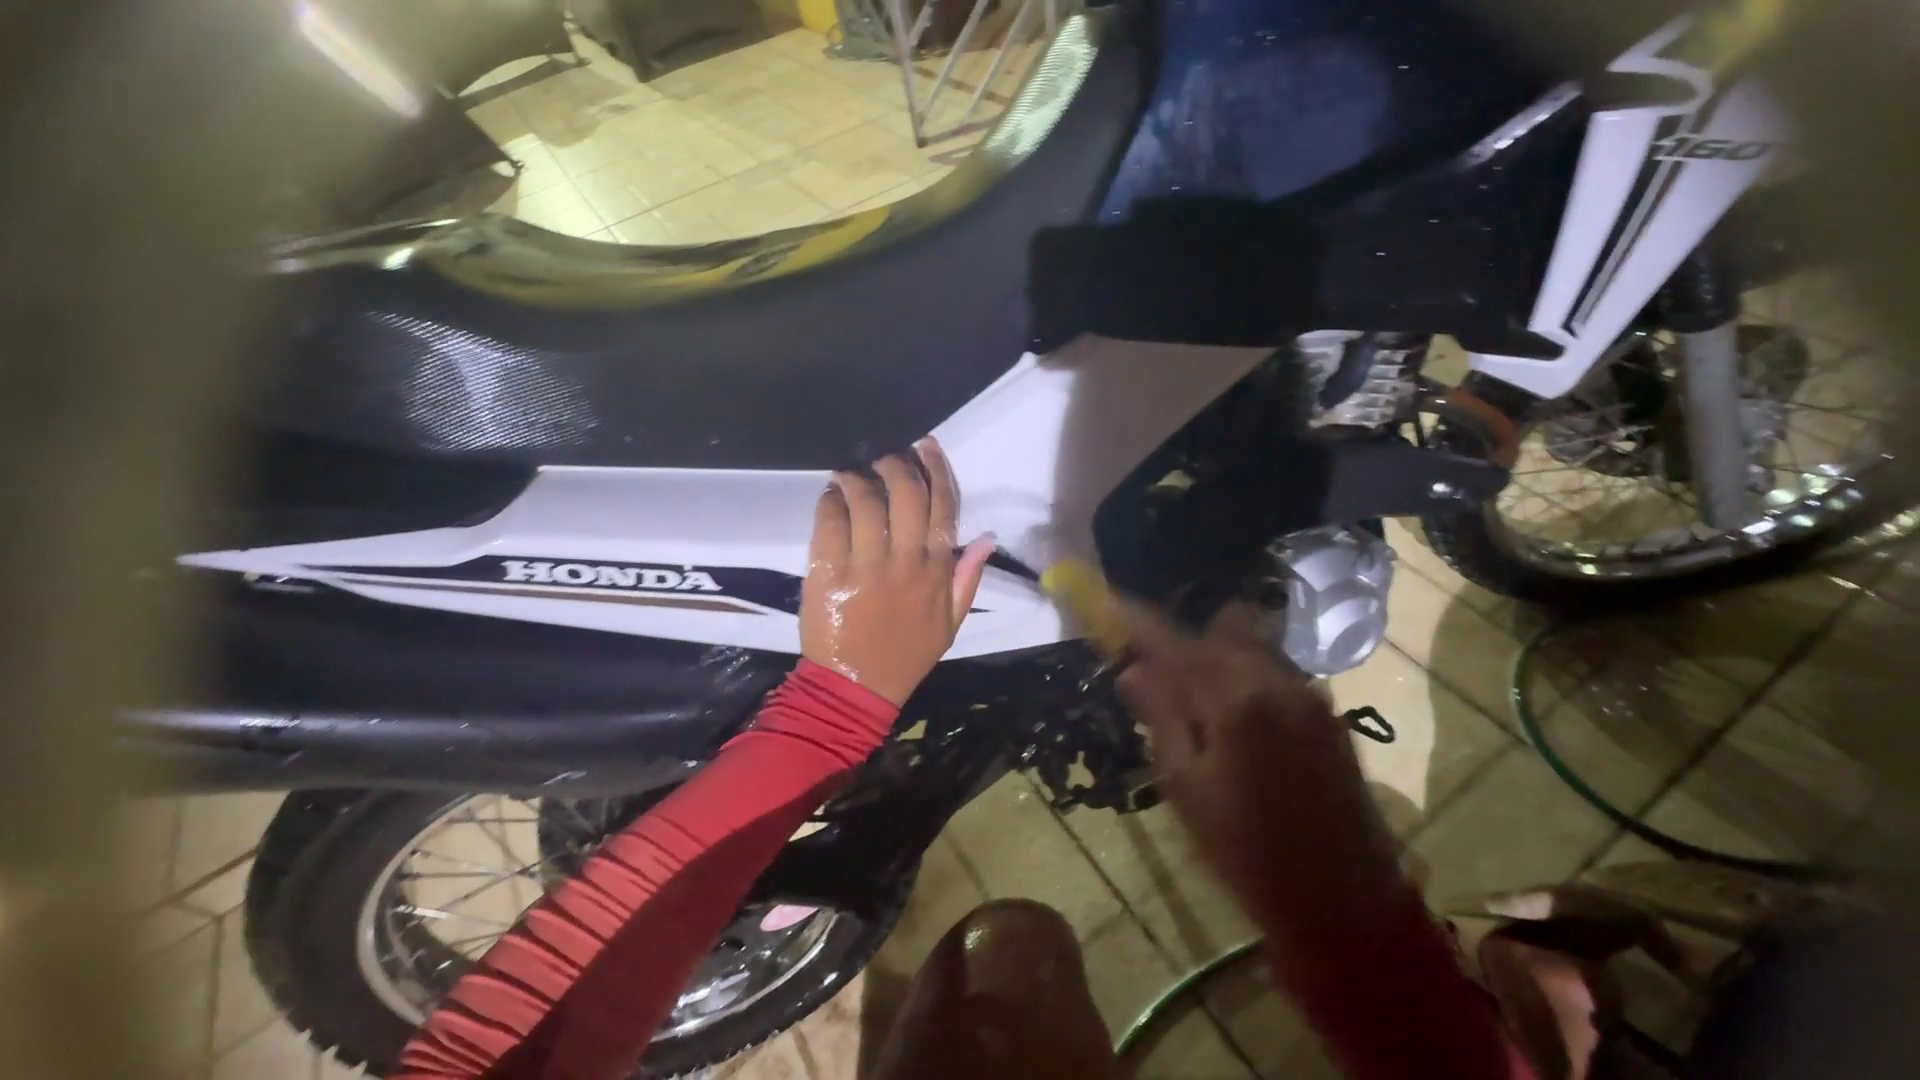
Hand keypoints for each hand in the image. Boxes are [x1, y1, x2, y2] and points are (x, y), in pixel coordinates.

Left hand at [800, 437, 993, 706]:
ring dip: (858, 478)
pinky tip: (831, 495)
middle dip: (895, 465)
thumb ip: (968, 578)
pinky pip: (831, 524)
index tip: (925, 445)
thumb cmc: (907, 655)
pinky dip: (831, 502)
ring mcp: (867, 567)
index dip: (936, 470)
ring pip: (867, 503)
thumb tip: (987, 539)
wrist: (857, 687)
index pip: (943, 507)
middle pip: (906, 495)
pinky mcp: (829, 574)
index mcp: (937, 571)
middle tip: (882, 458)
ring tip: (851, 473)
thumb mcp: (950, 622)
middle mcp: (906, 562)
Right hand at [1113, 601, 1407, 942]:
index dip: (1135, 619)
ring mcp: (1312, 696)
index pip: (1174, 640)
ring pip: (1254, 646)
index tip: (1104, 601)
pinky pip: (1278, 673)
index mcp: (1236, 699)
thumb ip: (1160, 718)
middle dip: (1184, 639)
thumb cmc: (1247, 853)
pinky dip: (1247, 679)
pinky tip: (1236, 726)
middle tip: (1155, 674)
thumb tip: (1133, 670)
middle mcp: (1278, 681)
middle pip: (1222, 626)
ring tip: (1195, 705)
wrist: (1344, 903)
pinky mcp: (1330, 716)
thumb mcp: (1186, 789)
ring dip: (1218, 657)